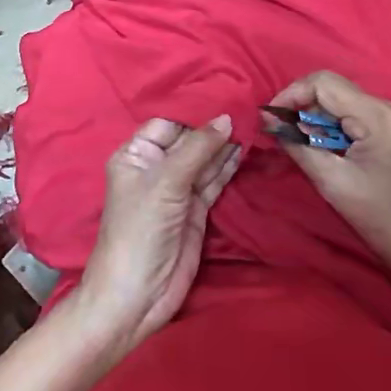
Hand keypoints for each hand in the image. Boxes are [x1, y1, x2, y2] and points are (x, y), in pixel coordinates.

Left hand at [76, 116, 241, 351]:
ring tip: (253, 123)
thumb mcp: (166, 183)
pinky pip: (214, 180)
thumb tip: (226, 118)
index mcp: (136, 155)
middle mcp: (156, 167)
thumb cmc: (140, 231)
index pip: (169, 122)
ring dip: (226, 145)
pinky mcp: (195, 209)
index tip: (228, 94)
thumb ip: (198, 149)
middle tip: (250, 106)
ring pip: (205, 159)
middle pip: (190, 139)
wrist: (137, 296)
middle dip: (215, 126)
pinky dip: (228, 165)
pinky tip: (244, 148)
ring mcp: (177, 189)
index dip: (196, 111)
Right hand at [266, 72, 390, 293]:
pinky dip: (340, 127)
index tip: (271, 120)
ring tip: (307, 148)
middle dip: (304, 108)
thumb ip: (299, 146)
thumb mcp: (333, 183)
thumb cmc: (383, 221)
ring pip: (347, 102)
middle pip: (336, 89)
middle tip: (284, 137)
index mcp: (380, 116)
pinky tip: (333, 152)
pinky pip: (361, 115)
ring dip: (321, 119)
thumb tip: (271, 121)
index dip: (291, 95)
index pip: (324, 82)